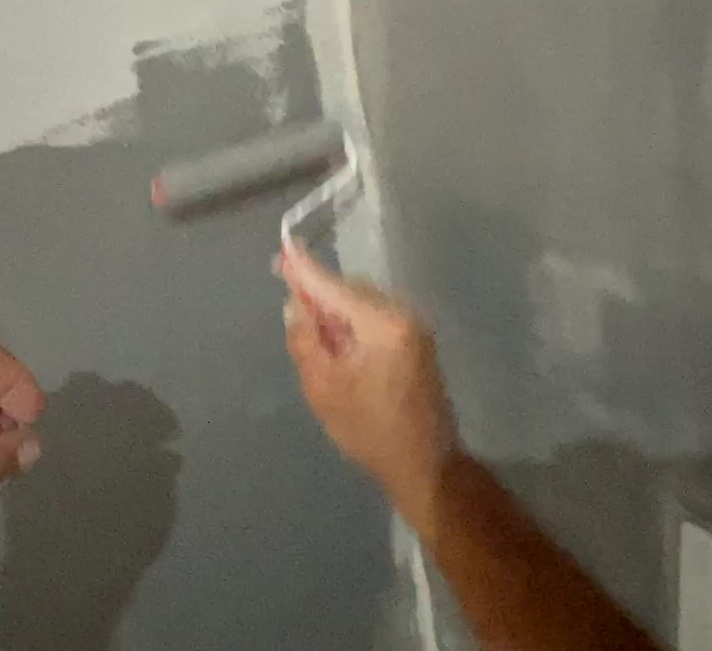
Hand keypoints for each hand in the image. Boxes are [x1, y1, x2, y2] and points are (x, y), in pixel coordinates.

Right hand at [276, 242, 457, 520]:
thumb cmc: (371, 430)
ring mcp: (413, 326)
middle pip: (349, 291)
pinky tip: (337, 343)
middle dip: (318, 295)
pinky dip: (352, 323)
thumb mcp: (324, 387)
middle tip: (290, 306)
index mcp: (382, 323)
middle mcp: (402, 314)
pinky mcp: (416, 340)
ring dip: (335, 311)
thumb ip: (306, 339)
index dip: (305, 269)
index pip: (333, 286)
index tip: (284, 245)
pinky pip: (374, 317)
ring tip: (311, 332)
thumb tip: (295, 304)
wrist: (427, 466)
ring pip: (361, 303)